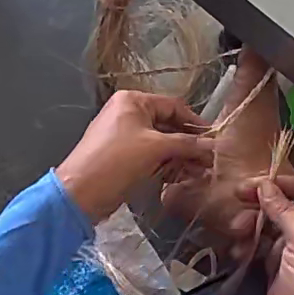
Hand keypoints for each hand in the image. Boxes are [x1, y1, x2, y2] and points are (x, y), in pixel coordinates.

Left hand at [57, 91, 213, 222]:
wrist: (79, 193)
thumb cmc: (117, 161)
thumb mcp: (155, 148)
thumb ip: (187, 144)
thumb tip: (214, 146)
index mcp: (133, 101)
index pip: (174, 106)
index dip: (195, 122)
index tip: (214, 139)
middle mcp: (129, 113)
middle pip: (168, 125)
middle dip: (189, 143)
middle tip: (209, 160)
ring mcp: (125, 136)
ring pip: (161, 142)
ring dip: (181, 156)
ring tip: (200, 171)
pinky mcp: (123, 157)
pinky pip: (151, 156)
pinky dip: (167, 164)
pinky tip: (182, 176)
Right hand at [239, 175, 293, 294]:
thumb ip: (284, 211)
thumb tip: (265, 185)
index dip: (281, 183)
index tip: (254, 183)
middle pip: (286, 204)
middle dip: (262, 202)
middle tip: (236, 198)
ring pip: (270, 223)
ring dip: (252, 222)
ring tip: (237, 229)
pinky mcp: (278, 264)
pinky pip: (261, 243)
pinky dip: (249, 243)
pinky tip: (238, 248)